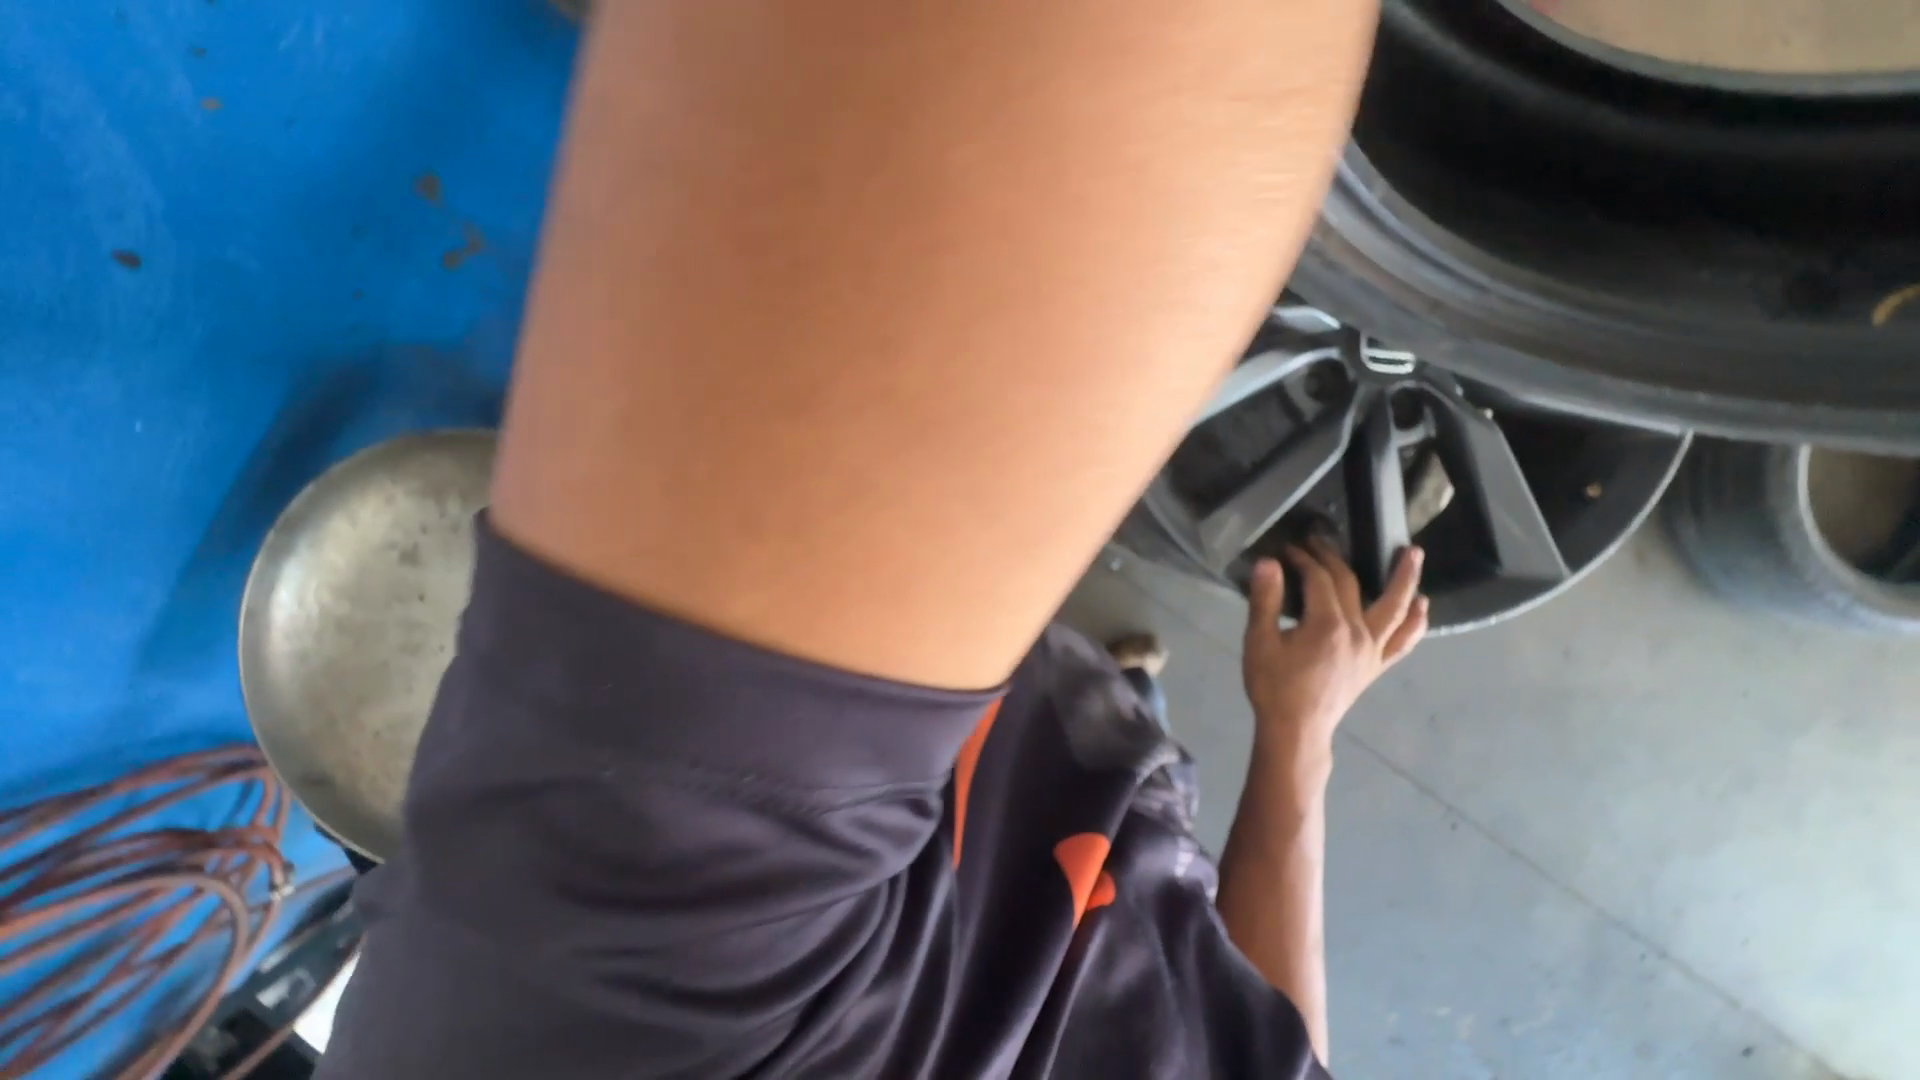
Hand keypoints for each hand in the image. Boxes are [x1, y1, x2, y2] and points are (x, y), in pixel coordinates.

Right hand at [1241, 537, 1427, 777]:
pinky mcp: (1376, 665)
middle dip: (1332, 559)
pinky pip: (1403, 640)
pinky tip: (1423, 606)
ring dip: (1405, 579)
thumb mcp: (1259, 642)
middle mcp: (1358, 632)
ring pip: (1395, 608)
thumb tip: (1269, 562)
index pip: (1318, 579)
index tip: (1286, 548)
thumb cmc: (1273, 687)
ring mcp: (1372, 649)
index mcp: (1328, 624)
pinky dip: (1416, 622)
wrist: (1295, 730)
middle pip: (1350, 584)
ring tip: (1414, 553)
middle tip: (1318, 540)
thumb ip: (1265, 600)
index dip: (1302, 558)